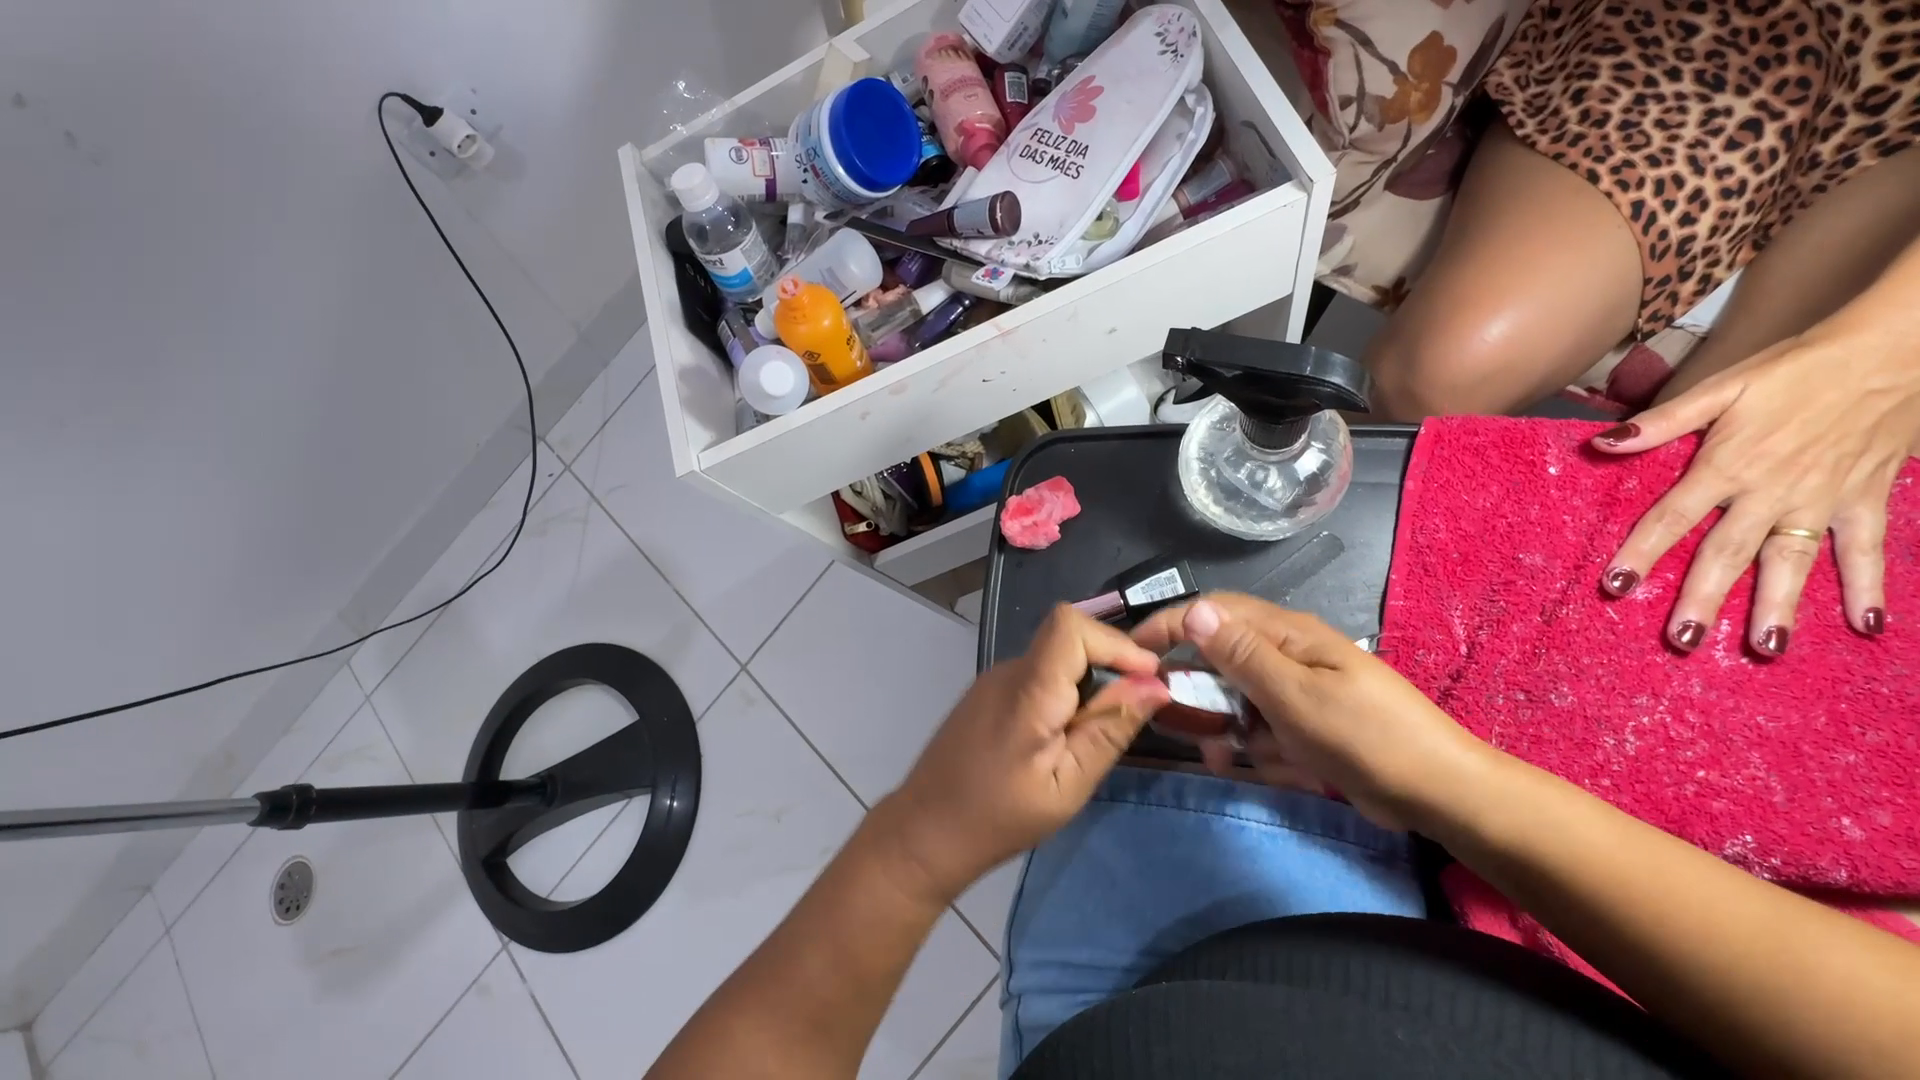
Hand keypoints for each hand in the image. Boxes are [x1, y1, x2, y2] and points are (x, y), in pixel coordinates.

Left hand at [878, 605, 1168, 901]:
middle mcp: (1008, 672)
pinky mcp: (987, 695)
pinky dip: (1063, 696)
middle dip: (1110, 666)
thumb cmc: (999, 818)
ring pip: (1055, 660)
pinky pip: (1038, 678)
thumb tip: (1156, 685)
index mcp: (1028, 690)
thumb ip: (1109, 730)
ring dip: (1087, 686)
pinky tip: (1062, 740)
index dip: (1116, 642)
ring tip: (1092, 739)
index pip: (1071, 625)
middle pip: (1068, 639)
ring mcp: (993, 681)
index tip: (1146, 680)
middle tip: (1129, 718)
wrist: (925, 832)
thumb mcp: (1068, 785)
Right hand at [1132, 594, 1491, 829]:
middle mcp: (1288, 654)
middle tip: (1175, 720)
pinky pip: (1263, 728)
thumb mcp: (1295, 695)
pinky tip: (1263, 767)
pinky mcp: (1306, 724)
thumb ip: (1241, 655)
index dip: (1169, 625)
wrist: (1438, 793)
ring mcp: (1298, 691)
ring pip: (1237, 699)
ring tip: (1225, 755)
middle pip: (1220, 657)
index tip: (1131, 653)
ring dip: (1226, 726)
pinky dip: (1256, 747)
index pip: (1214, 611)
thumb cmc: (1366, 737)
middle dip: (1195, 689)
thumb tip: (1194, 609)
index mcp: (1287, 634)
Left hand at [1593, 322, 1919, 653]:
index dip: (1640, 553)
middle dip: (1703, 597)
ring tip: (1765, 649)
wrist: (1892, 350)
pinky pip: (1866, 549)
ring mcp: (1821, 499)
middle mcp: (1769, 491)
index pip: (1670, 518)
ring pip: (1793, 562)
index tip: (1616, 586)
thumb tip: (1601, 443)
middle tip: (1682, 640)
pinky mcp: (1867, 498)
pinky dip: (1869, 586)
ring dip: (1779, 607)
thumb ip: (1661, 422)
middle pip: (1727, 553)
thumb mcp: (1720, 387)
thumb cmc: (1794, 368)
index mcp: (1725, 466)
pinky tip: (1867, 626)